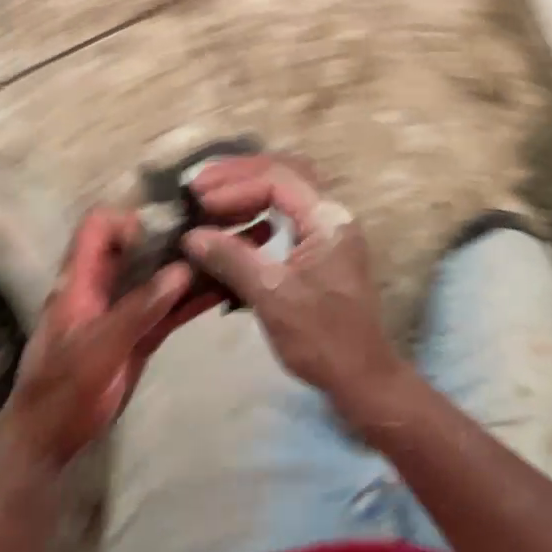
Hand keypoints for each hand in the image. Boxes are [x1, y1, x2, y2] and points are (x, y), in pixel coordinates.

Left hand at [1, 210, 204, 464]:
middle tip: (218, 230)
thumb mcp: (97, 347)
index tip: (169, 229)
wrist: (48, 442)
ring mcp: (126, 311)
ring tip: (234, 252)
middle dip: (176, 236)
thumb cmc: (60, 389)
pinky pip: (172, 309)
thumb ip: (138, 309)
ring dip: (193, 267)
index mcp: (80, 280)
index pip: (98, 227)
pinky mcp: (142, 335)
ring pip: (162, 278)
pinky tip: (226, 289)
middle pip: (140, 247)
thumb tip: (182, 270)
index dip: (131, 220)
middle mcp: (105, 286)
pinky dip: (195, 299)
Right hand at [181, 156, 408, 415]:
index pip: (278, 178)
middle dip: (241, 177)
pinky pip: (288, 219)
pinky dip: (259, 217)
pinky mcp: (322, 253)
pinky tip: (233, 232)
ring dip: (249, 194)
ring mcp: (329, 233)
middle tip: (199, 187)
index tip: (198, 200)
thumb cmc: (320, 336)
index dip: (235, 184)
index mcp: (327, 219)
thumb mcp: (271, 295)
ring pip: (287, 195)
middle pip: (285, 175)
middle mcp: (332, 216)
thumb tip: (191, 235)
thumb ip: (232, 258)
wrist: (360, 376)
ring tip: (210, 204)